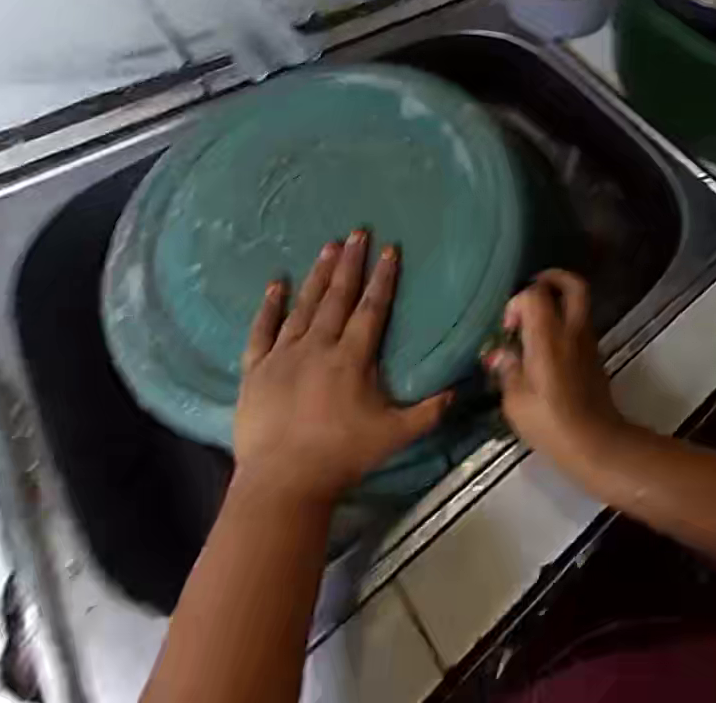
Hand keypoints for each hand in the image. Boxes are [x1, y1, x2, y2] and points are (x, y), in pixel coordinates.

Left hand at [232, 231, 451, 507]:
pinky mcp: (256, 370)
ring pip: (303, 307)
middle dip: (350, 263)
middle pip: (337, 297)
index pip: (371, 308)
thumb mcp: (394, 435)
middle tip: (357, 232)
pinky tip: (275, 284)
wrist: (282, 483)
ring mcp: (283, 356)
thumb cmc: (342, 456)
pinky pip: (262, 331)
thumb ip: (428, 411)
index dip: (382, 278)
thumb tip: (460, 390)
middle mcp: (317, 347)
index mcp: (351, 358)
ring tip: (328, 247)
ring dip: (318, 276)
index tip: (389, 250)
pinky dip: (269, 307)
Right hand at [484, 270, 632, 472]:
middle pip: (572, 284)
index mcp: (548, 336)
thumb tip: (500, 354)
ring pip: (580, 303)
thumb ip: (507, 370)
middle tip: (531, 291)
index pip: (535, 293)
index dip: (517, 301)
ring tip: (534, 324)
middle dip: (552, 278)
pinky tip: (545, 348)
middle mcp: (572, 330)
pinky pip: (580, 325)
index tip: (507, 327)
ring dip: (558, 303)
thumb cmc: (550, 422)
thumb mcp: (516, 401)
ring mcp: (588, 341)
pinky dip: (564, 323)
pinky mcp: (595, 355)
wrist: (596, 443)